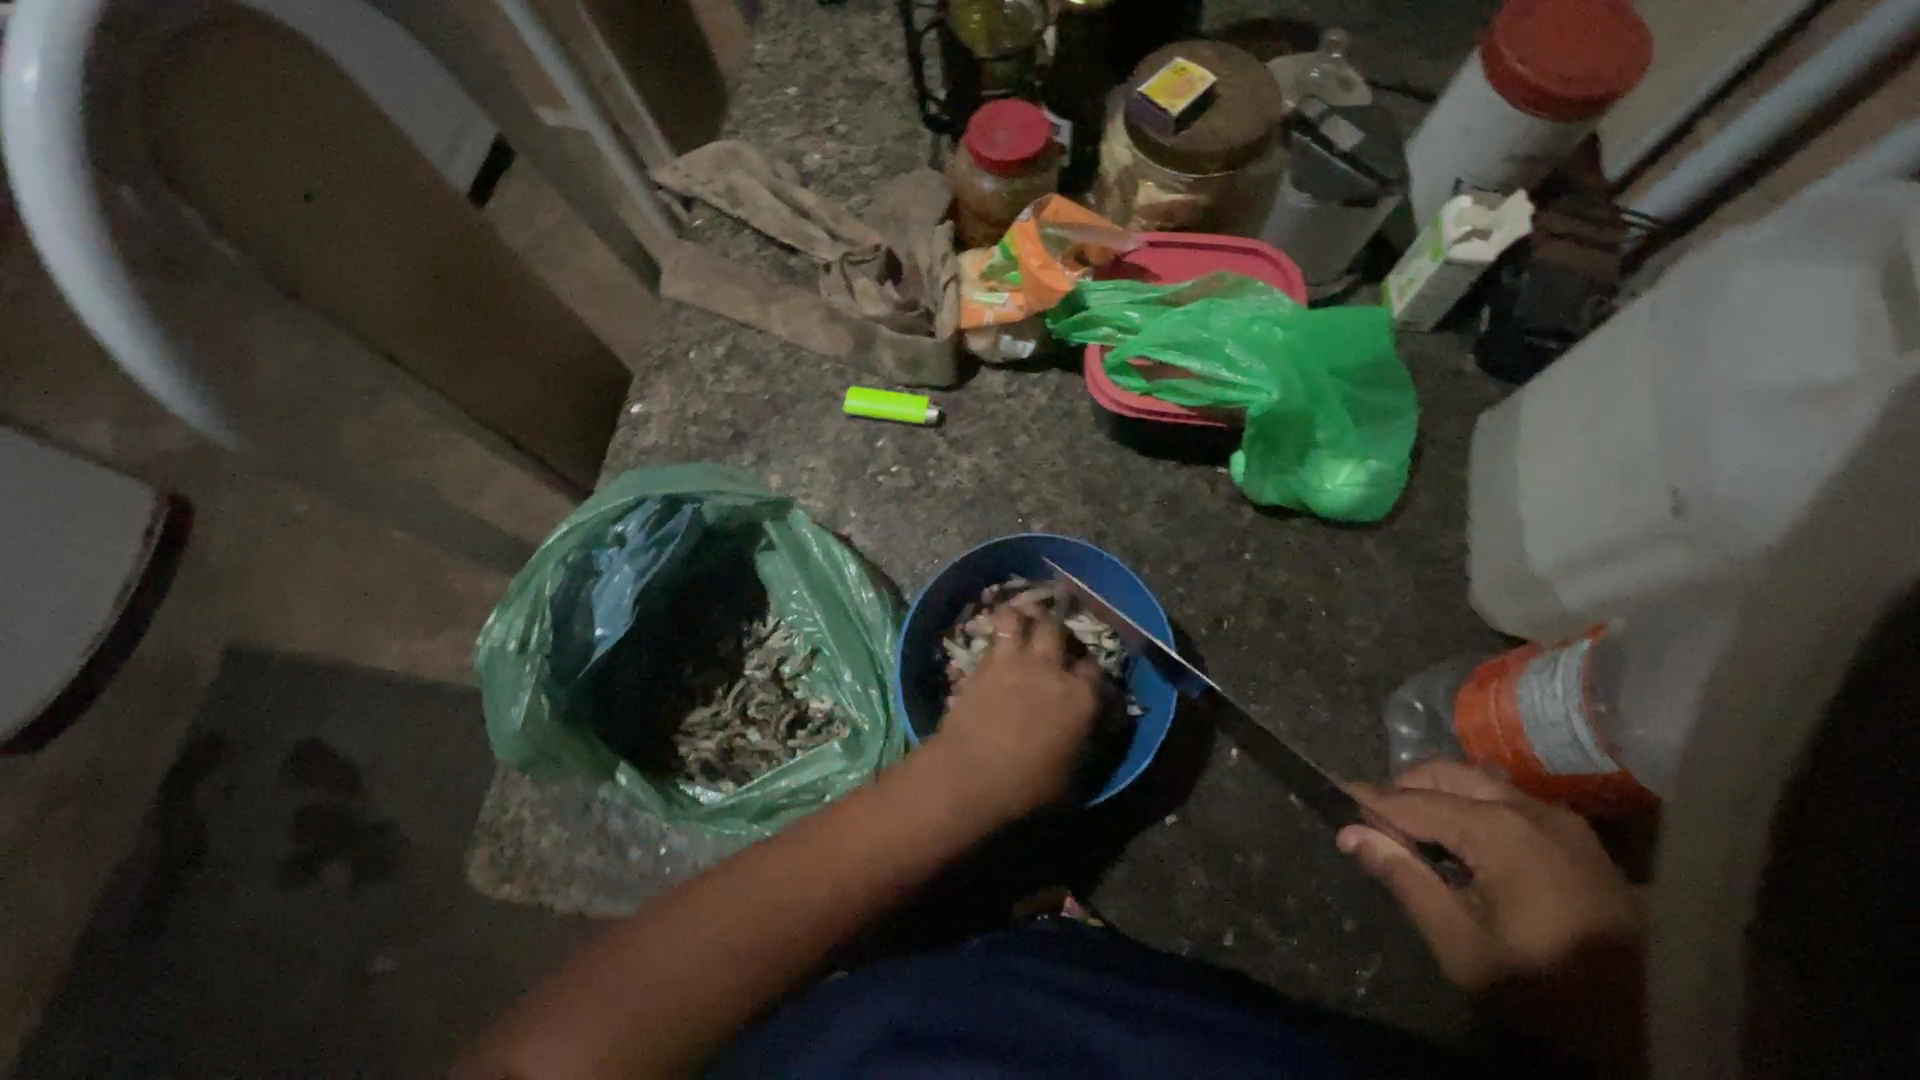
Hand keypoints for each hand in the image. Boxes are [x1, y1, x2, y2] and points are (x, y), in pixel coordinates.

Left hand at [923, 607, 1104, 826]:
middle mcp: (1055, 670)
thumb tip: (1093, 734)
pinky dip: (1000, 623)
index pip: (1101, 674)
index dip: (1097, 678)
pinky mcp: (987, 662)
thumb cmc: (1027, 787)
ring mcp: (1019, 661)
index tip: (1093, 685)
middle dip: (1065, 635)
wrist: (970, 774)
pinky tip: (999, 623)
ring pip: (1028, 620)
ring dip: (1029, 617)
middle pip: (1064, 634)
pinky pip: (996, 630)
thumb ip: (1087, 746)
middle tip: (1059, 642)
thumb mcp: (1074, 778)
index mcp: (1084, 698)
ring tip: (1027, 617)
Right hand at [1340, 763, 1645, 1071]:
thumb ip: (1404, 879)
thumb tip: (1351, 832)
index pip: (1412, 800)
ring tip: (1412, 833)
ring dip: (1438, 796)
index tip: (1332, 795)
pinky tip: (1462, 845)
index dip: (1368, 800)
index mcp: (1498, 830)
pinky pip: (1508, 802)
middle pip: (1446, 774)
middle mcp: (1529, 808)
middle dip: (1403, 789)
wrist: (1655, 1024)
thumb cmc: (1544, 986)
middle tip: (1371, 822)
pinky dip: (1472, 808)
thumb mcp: (1459, 943)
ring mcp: (1560, 819)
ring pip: (1479, 782)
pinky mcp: (1578, 837)